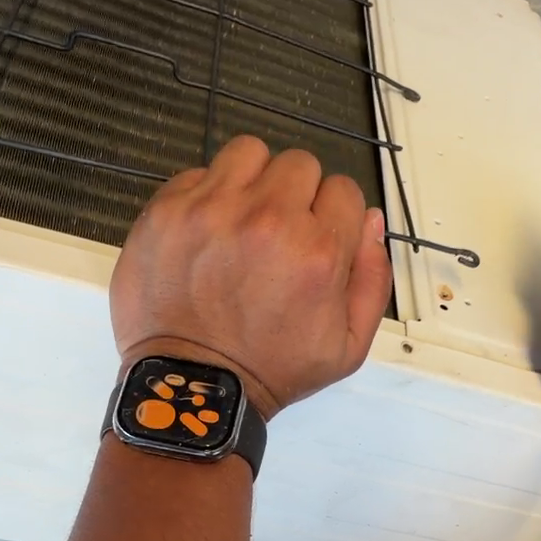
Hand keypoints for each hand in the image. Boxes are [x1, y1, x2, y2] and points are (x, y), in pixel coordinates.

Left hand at [110, 135, 393, 419]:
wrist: (194, 387)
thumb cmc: (272, 371)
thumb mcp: (347, 348)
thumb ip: (373, 281)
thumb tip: (369, 220)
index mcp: (318, 252)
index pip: (344, 191)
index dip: (333, 219)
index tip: (314, 245)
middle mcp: (267, 219)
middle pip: (300, 165)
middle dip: (297, 197)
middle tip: (278, 236)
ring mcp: (211, 209)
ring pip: (249, 153)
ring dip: (254, 181)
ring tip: (243, 222)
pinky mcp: (167, 210)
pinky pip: (199, 173)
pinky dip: (208, 196)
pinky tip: (208, 235)